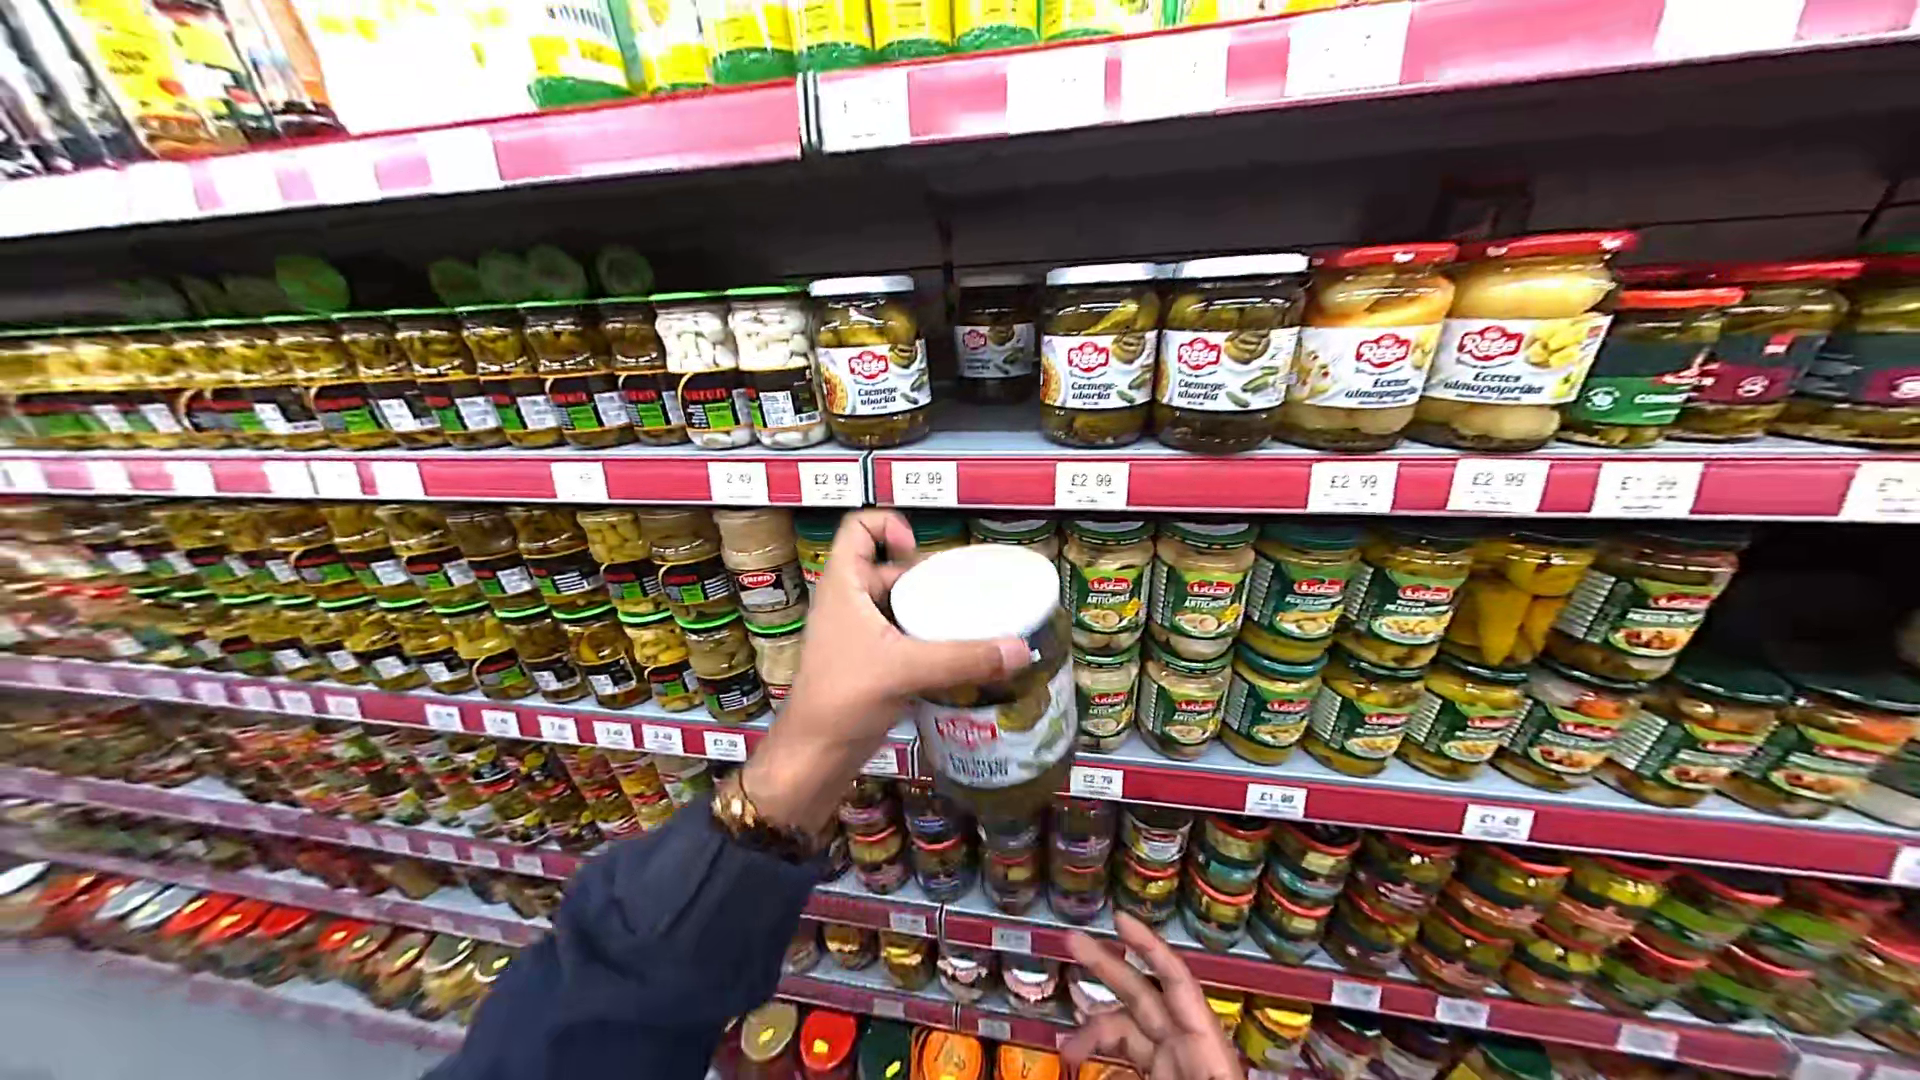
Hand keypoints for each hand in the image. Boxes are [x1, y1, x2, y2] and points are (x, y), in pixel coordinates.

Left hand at [742, 510, 1030, 831]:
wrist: (813, 756)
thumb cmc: (843, 698)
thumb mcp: (905, 669)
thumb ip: (964, 658)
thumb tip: (1021, 649)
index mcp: (843, 585)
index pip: (857, 528)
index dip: (888, 526)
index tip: (920, 552)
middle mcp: (848, 601)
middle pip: (888, 567)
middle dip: (927, 576)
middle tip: (967, 591)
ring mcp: (857, 632)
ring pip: (897, 604)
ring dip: (930, 609)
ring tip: (969, 619)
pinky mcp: (868, 660)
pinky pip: (901, 633)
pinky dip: (926, 636)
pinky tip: (955, 652)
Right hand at [1062, 913, 1246, 1079]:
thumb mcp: (1201, 1077)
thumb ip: (1133, 1067)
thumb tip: (1083, 1066)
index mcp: (1205, 1054)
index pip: (1176, 985)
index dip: (1148, 947)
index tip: (1118, 919)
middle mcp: (1189, 1055)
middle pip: (1143, 997)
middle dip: (1106, 967)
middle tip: (1068, 939)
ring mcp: (1177, 1071)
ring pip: (1130, 1032)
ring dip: (1096, 1031)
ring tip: (1066, 1053)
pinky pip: (1132, 1063)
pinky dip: (1108, 1060)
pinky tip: (1086, 1071)